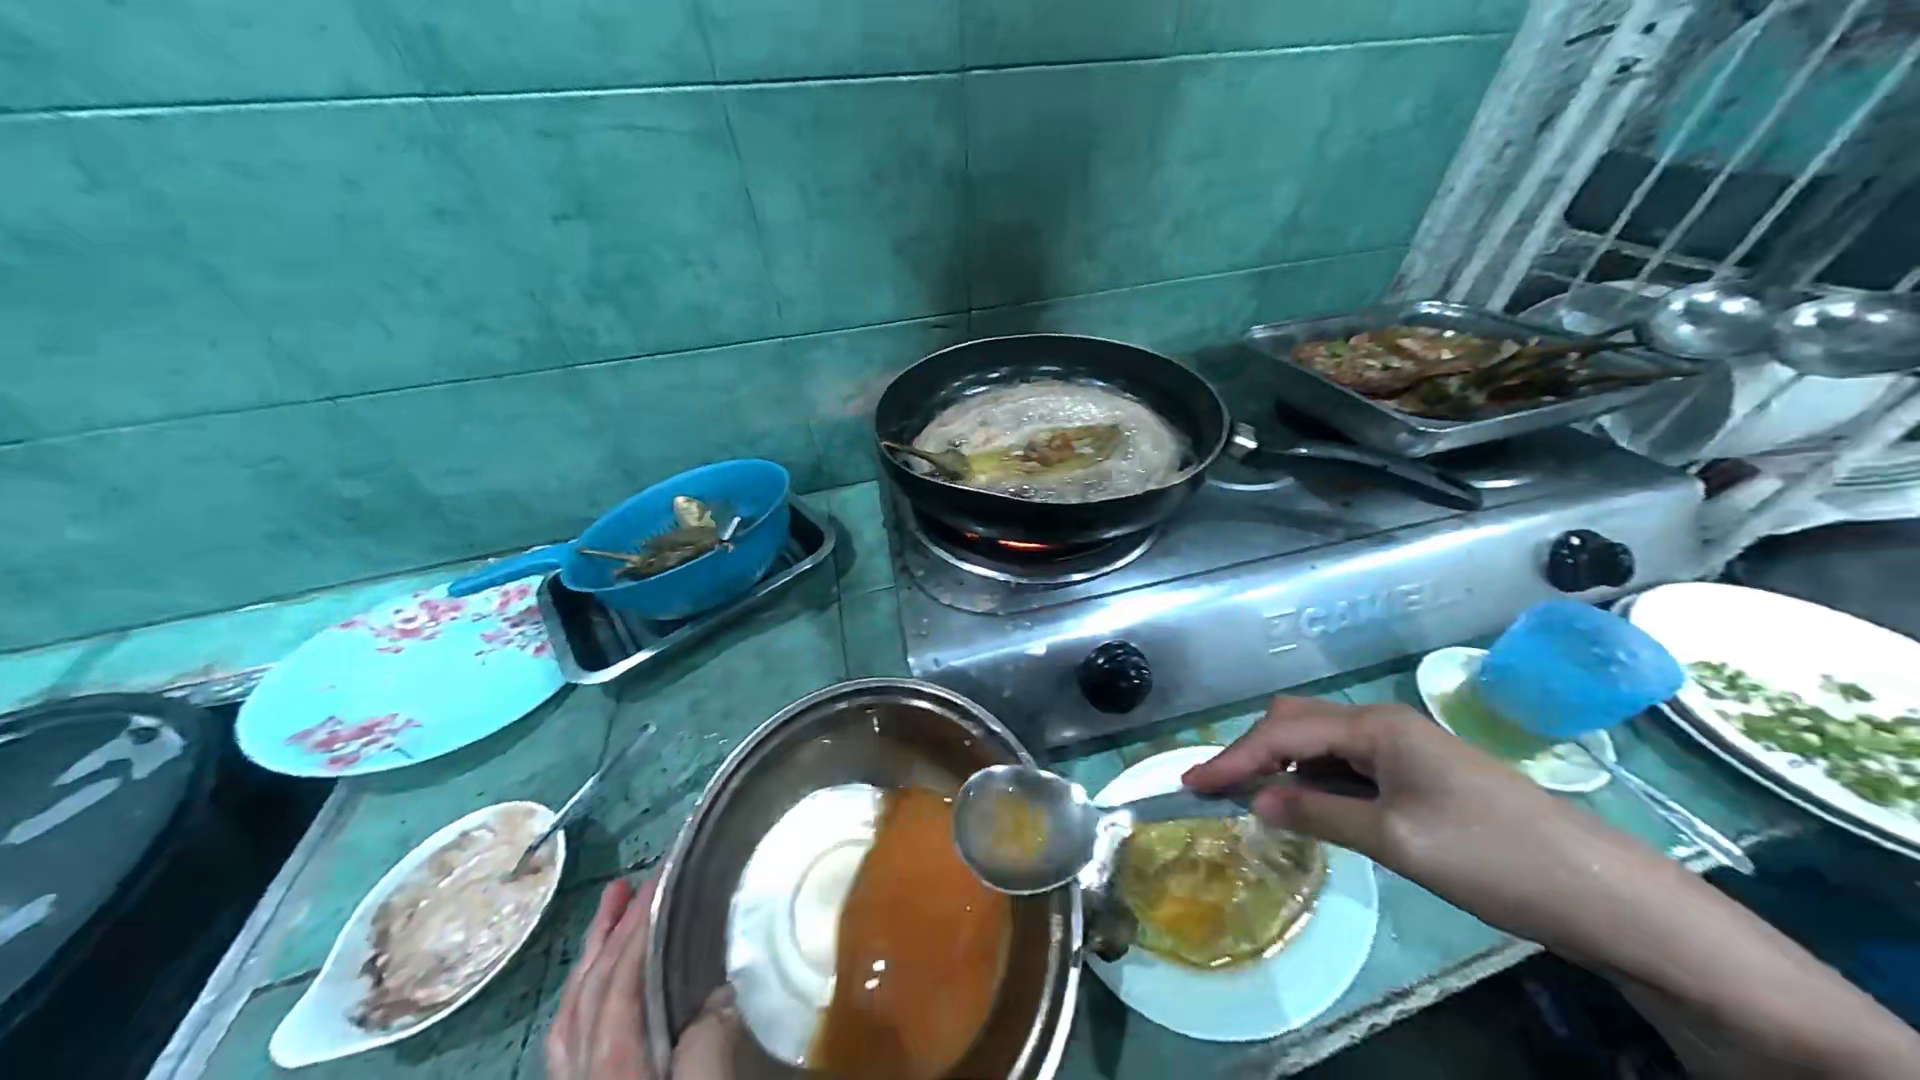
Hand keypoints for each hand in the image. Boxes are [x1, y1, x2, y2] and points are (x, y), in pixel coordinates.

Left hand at [545, 878, 739, 1079]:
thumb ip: (709, 1047)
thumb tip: (721, 995)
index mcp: (614, 1063)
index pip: (622, 977)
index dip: (640, 925)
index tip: (661, 881)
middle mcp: (582, 1072)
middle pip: (591, 987)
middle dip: (611, 930)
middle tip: (627, 884)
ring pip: (572, 1010)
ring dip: (591, 955)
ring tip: (607, 915)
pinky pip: (568, 1037)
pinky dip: (580, 996)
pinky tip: (594, 987)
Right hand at [1188, 698, 1919, 1079]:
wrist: (1606, 893)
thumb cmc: (1493, 857)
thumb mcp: (1395, 840)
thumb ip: (1317, 814)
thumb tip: (1255, 800)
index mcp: (1376, 727)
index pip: (1282, 733)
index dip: (1232, 758)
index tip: (1191, 785)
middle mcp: (1384, 725)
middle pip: (1296, 724)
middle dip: (1250, 751)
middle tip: (1215, 788)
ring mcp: (1404, 749)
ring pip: (1321, 745)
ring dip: (1281, 767)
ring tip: (1249, 799)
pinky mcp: (1419, 776)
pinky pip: (1348, 768)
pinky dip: (1314, 782)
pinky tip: (1306, 807)